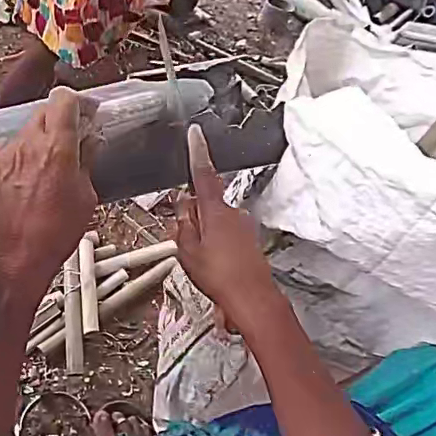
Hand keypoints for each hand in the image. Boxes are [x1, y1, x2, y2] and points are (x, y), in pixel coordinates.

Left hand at [0, 87, 98, 301]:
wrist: (19, 256)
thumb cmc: (52, 234)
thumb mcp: (86, 195)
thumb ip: (87, 160)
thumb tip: (90, 142)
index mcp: (57, 148)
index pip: (64, 100)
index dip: (79, 103)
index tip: (87, 112)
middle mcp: (28, 146)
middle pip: (45, 110)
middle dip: (62, 118)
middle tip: (76, 133)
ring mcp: (8, 155)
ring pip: (27, 128)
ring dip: (43, 135)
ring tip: (55, 157)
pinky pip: (11, 146)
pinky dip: (24, 151)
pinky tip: (34, 170)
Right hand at [174, 124, 278, 324]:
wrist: (252, 300)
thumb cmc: (221, 277)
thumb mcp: (187, 250)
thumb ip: (183, 223)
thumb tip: (183, 204)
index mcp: (215, 211)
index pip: (203, 174)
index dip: (198, 153)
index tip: (195, 134)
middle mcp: (233, 214)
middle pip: (205, 202)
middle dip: (193, 216)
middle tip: (185, 241)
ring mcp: (243, 227)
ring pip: (214, 220)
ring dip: (204, 233)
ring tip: (200, 260)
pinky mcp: (248, 241)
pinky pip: (225, 234)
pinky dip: (215, 244)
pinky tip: (212, 265)